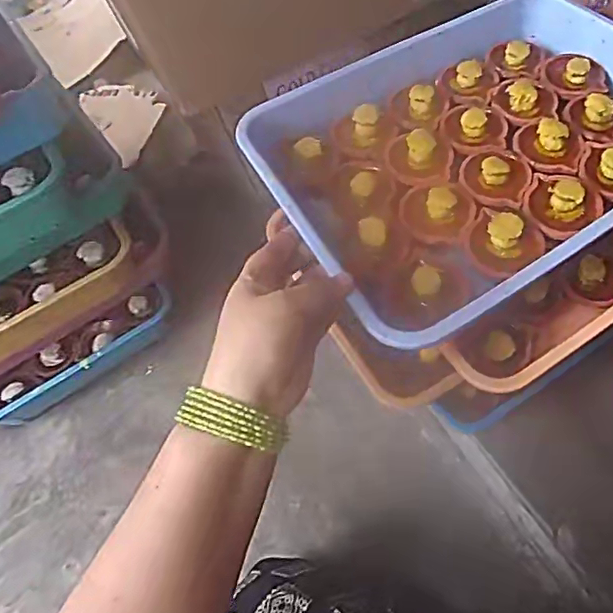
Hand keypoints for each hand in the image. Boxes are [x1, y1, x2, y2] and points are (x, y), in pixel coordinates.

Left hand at [200, 212, 352, 417]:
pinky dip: (335, 305)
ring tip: (360, 261)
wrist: (252, 400)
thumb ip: (318, 289)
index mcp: (253, 281)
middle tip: (350, 237)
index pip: (274, 248)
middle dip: (317, 255)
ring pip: (312, 292)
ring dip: (331, 280)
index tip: (316, 213)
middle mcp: (269, 295)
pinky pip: (321, 315)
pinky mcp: (303, 339)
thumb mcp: (287, 308)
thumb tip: (346, 277)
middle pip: (296, 268)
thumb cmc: (259, 344)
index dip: (292, 231)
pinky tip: (355, 294)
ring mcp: (287, 318)